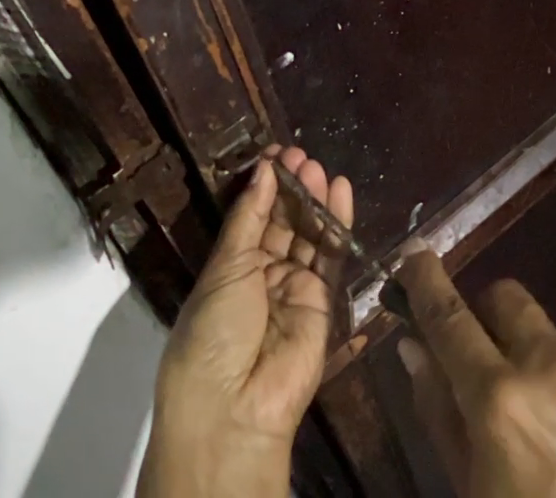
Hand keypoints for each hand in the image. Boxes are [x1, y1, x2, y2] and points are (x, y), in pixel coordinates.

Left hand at [138, 146, 353, 497]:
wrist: (236, 402)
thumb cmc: (214, 330)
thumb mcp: (224, 267)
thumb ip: (250, 217)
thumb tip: (264, 172)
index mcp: (229, 267)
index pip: (251, 216)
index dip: (264, 186)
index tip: (275, 154)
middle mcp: (262, 274)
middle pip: (283, 222)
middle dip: (291, 188)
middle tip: (299, 154)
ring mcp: (294, 287)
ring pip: (309, 235)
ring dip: (314, 200)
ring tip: (317, 166)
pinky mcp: (324, 300)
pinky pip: (331, 255)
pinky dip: (337, 223)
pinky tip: (341, 190)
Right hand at [394, 242, 555, 496]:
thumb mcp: (471, 484)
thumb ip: (439, 411)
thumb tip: (414, 347)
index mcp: (501, 400)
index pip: (450, 318)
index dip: (425, 281)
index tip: (412, 255)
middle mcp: (549, 365)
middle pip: (503, 296)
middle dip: (481, 312)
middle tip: (471, 351)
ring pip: (541, 328)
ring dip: (522, 349)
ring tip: (529, 410)